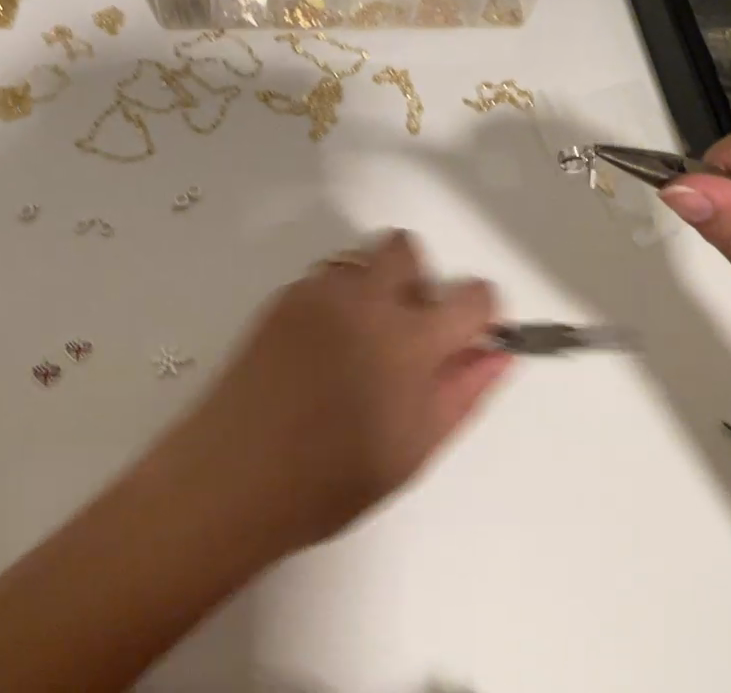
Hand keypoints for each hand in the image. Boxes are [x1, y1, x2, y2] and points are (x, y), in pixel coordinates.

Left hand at [171, 230, 511, 554]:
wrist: (232, 477)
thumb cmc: (332, 480)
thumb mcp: (414, 448)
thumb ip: (463, 392)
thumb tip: (497, 352)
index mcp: (409, 340)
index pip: (472, 294)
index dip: (479, 314)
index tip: (467, 338)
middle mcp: (365, 301)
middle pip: (405, 250)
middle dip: (417, 281)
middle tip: (406, 336)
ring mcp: (316, 295)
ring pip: (360, 261)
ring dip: (372, 289)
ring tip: (357, 348)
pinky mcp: (279, 301)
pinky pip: (322, 281)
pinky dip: (334, 302)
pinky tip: (318, 353)